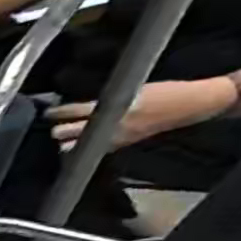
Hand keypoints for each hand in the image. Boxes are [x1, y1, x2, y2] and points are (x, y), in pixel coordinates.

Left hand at [46, 78, 237, 151]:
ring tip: (63, 136)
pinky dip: (81, 147)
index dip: (57, 112)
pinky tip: (77, 144)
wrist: (193, 104)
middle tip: (54, 125)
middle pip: (67, 132)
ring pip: (75, 146)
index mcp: (114, 107)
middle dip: (57, 130)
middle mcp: (111, 124)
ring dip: (66, 142)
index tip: (46, 113)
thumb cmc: (165, 92)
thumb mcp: (132, 90)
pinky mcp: (122, 144)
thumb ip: (103, 100)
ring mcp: (115, 137)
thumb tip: (78, 107)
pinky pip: (93, 150)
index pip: (74, 111)